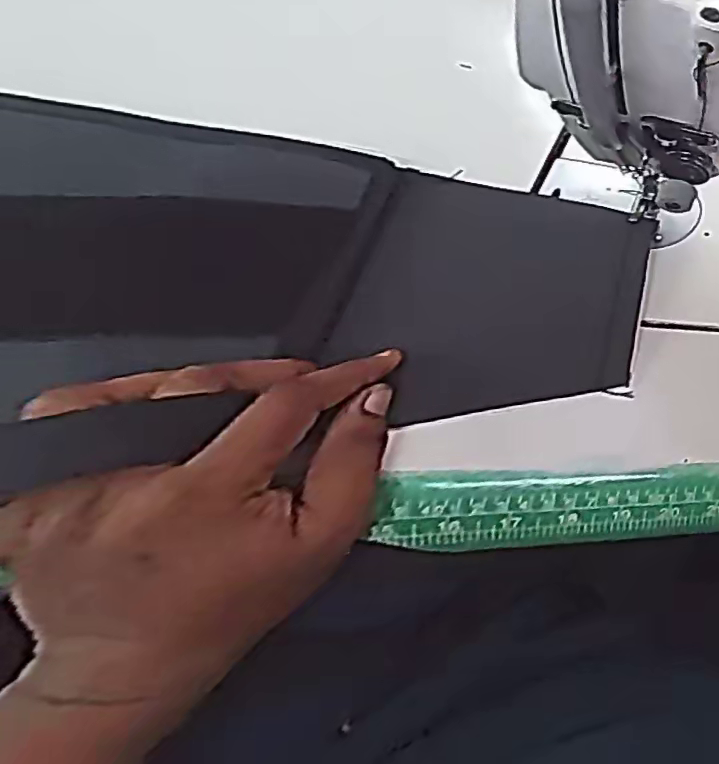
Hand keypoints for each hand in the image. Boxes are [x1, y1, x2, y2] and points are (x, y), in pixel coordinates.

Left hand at [0, 353, 399, 723]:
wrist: (132, 661)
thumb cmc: (239, 600)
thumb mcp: (328, 533)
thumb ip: (354, 459)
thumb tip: (371, 397)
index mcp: (198, 495)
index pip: (283, 402)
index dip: (340, 376)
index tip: (377, 364)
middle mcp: (118, 485)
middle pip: (206, 384)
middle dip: (273, 373)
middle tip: (313, 382)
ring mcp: (62, 491)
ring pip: (141, 392)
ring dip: (206, 383)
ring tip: (245, 397)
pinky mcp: (30, 497)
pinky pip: (70, 418)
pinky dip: (122, 401)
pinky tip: (163, 411)